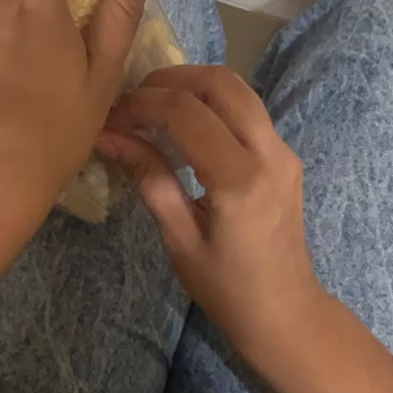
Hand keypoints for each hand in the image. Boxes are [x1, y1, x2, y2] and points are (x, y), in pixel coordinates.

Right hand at [98, 65, 331, 350]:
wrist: (286, 312)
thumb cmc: (226, 288)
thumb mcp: (179, 238)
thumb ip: (149, 178)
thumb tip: (107, 136)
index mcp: (239, 181)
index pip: (186, 113)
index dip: (142, 105)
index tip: (111, 117)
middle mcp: (270, 154)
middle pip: (219, 83)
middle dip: (169, 80)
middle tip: (132, 101)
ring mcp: (284, 150)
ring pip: (238, 89)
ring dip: (191, 85)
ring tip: (153, 107)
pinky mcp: (285, 154)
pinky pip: (247, 110)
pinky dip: (211, 104)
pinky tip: (183, 127)